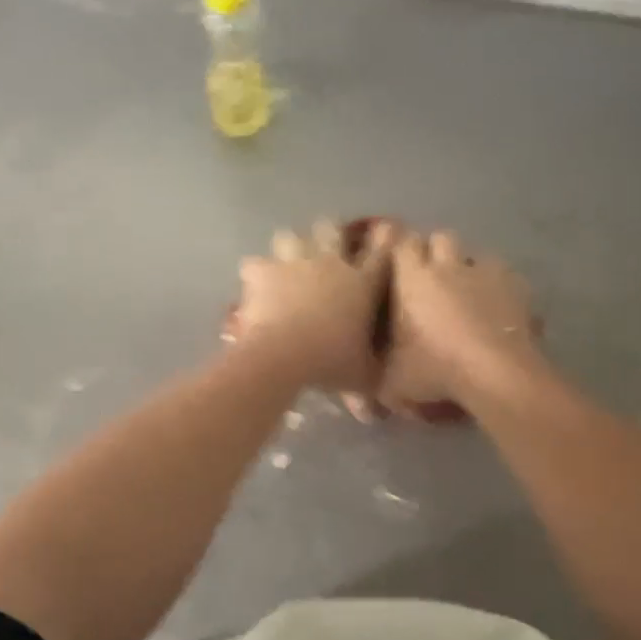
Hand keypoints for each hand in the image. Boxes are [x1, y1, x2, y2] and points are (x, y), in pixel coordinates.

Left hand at [231, 218, 395, 389]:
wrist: (284, 356)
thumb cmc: (331, 364)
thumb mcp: (361, 378)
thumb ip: (370, 384)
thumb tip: (373, 410)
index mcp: (362, 283)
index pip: (382, 251)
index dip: (385, 239)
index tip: (385, 234)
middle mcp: (331, 263)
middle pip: (332, 229)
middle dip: (328, 233)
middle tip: (324, 247)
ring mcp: (295, 262)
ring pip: (291, 235)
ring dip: (290, 246)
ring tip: (287, 262)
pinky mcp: (263, 271)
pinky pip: (255, 263)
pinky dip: (255, 273)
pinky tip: (255, 284)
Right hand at [382, 230, 539, 407]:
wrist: (497, 375)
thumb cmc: (436, 369)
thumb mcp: (392, 382)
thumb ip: (377, 377)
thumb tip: (365, 394)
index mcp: (413, 278)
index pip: (403, 242)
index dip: (400, 250)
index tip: (396, 268)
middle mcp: (449, 266)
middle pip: (441, 237)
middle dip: (435, 252)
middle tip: (431, 281)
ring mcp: (487, 274)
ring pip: (476, 255)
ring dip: (469, 269)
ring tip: (468, 296)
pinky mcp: (518, 287)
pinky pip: (505, 277)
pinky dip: (498, 288)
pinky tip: (497, 311)